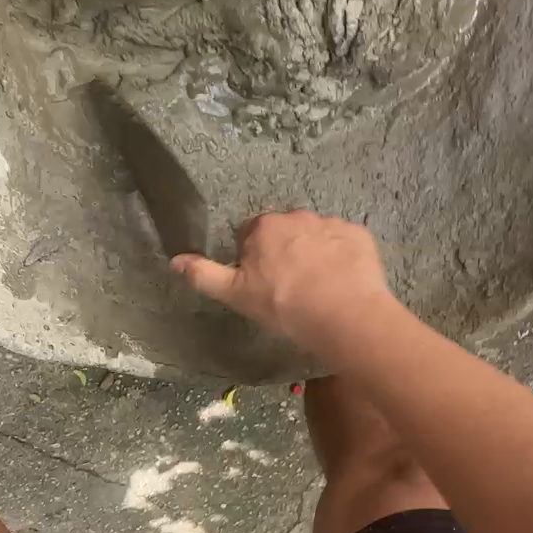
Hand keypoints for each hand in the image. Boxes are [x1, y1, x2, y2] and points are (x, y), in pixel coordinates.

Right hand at [171, 211, 395, 356]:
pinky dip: (338, 257)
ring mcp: (331, 223)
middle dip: (282, 253)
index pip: (249, 235)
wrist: (344, 316)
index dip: (252, 259)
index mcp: (264, 227)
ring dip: (310, 254)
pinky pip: (342, 242)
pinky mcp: (358, 235)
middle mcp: (297, 216)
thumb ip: (203, 275)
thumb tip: (174, 260)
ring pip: (313, 237)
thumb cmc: (284, 305)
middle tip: (286, 287)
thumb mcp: (235, 295)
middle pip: (282, 233)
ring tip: (314, 288)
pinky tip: (337, 282)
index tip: (259, 283)